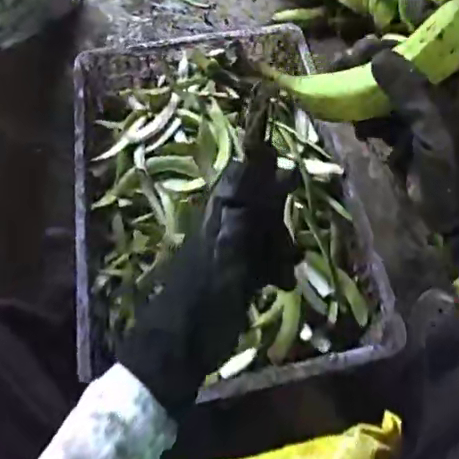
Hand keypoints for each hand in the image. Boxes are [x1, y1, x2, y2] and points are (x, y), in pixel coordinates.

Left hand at [117, 89, 294, 415]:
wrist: (174, 350)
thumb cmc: (203, 301)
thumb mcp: (232, 254)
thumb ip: (254, 213)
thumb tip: (280, 171)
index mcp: (220, 208)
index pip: (246, 164)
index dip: (260, 141)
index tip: (271, 108)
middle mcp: (223, 217)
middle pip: (262, 196)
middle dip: (279, 214)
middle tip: (284, 243)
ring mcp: (227, 242)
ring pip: (265, 226)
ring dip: (279, 244)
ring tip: (282, 271)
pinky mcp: (232, 267)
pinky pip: (262, 252)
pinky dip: (274, 265)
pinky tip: (277, 282)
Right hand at [338, 42, 458, 302]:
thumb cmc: (458, 170)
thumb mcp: (436, 126)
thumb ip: (410, 89)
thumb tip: (378, 53)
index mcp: (456, 81)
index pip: (442, 38)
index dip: (426, 14)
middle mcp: (436, 89)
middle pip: (400, 58)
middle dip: (371, 54)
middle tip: (345, 58)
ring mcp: (416, 111)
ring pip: (382, 85)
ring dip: (359, 85)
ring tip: (337, 86)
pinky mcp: (400, 133)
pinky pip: (375, 113)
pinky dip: (362, 116)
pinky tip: (356, 126)